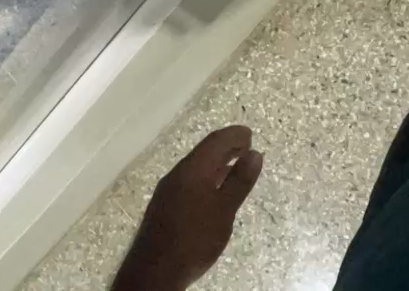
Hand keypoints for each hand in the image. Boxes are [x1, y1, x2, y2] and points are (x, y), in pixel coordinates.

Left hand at [111, 126, 263, 290]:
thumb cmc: (194, 238)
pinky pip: (189, 180)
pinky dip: (206, 177)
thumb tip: (254, 154)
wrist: (153, 273)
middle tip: (246, 148)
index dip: (234, 135)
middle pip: (204, 151)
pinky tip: (213, 191)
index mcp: (193, 168)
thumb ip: (239, 181)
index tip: (250, 135)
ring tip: (234, 167)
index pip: (215, 140)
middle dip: (226, 146)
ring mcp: (168, 189)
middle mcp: (178, 173)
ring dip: (216, 163)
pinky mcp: (163, 205)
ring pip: (196, 166)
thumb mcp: (224, 210)